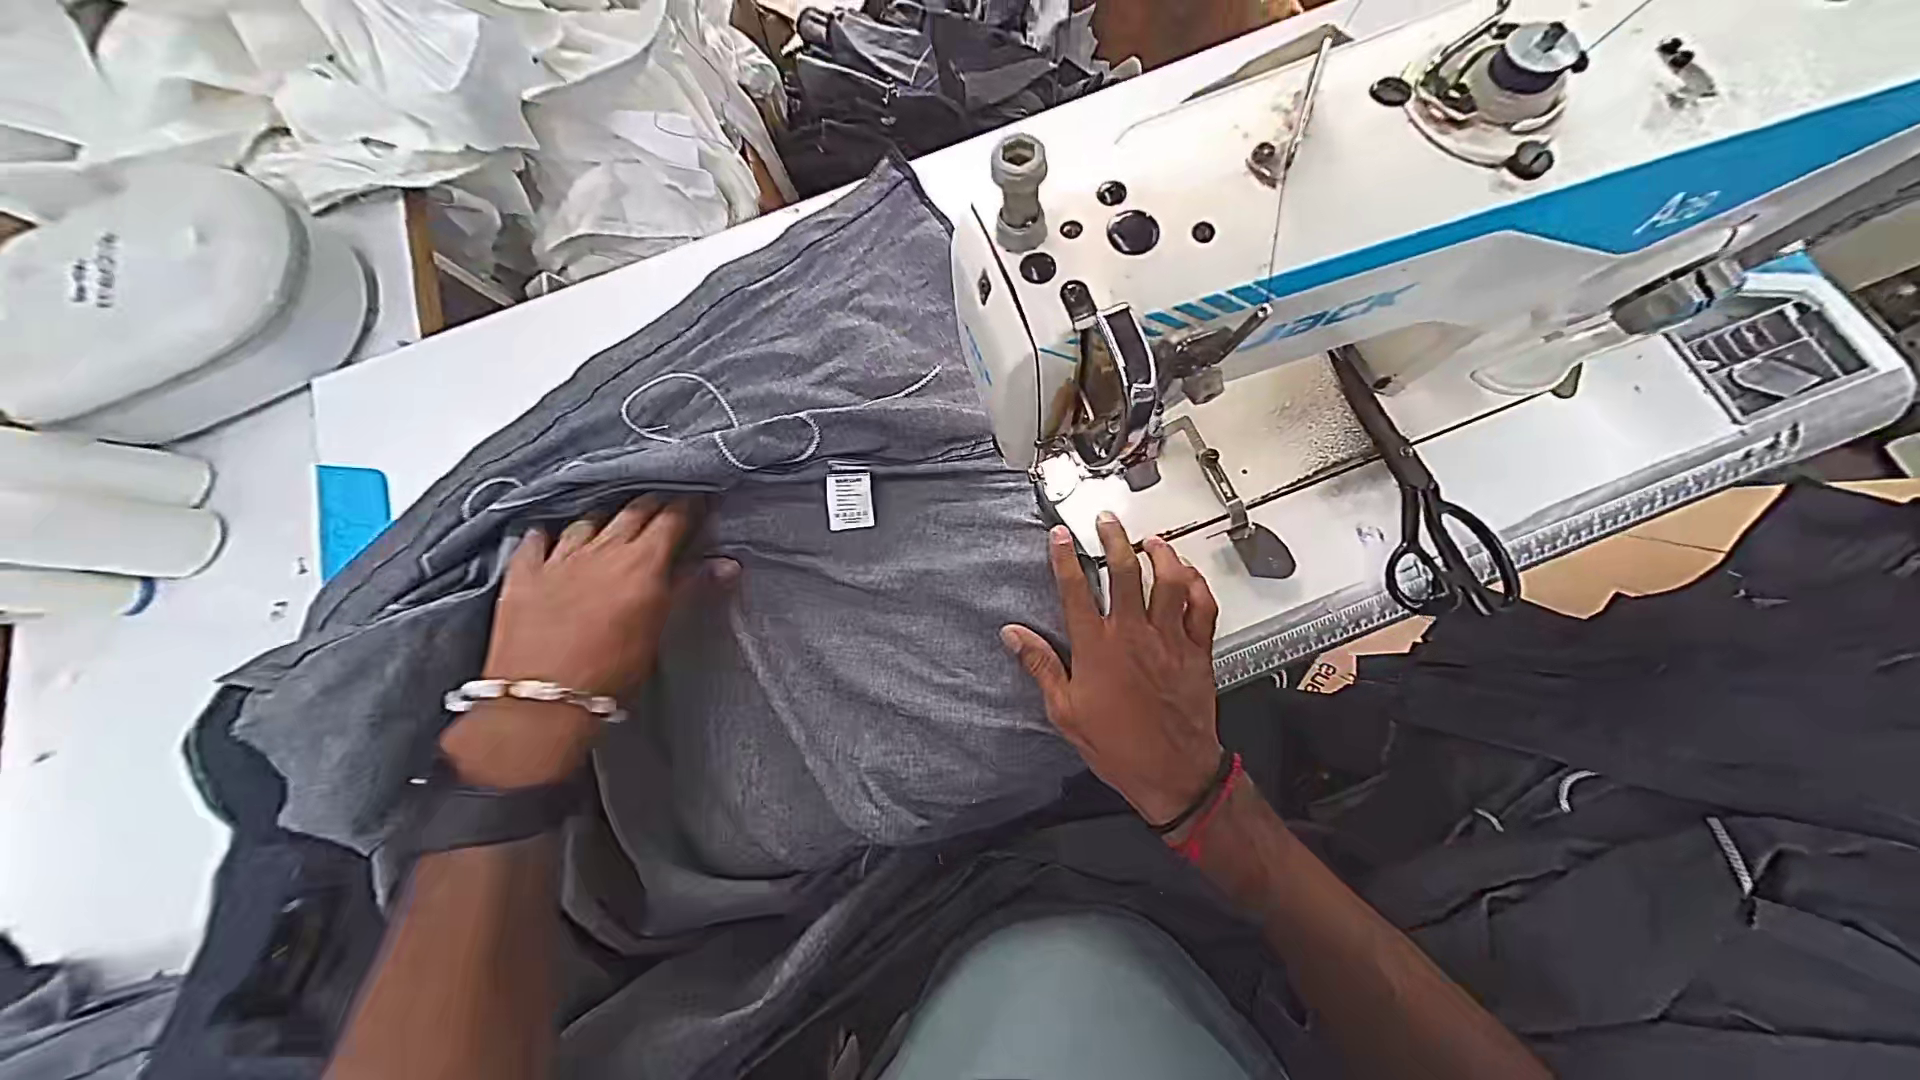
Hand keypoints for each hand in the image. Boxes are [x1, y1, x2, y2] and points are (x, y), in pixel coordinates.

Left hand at [442, 495, 737, 787]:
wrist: (545, 698)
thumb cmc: (615, 667)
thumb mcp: (661, 625)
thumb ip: (691, 586)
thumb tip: (728, 564)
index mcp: (643, 561)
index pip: (672, 519)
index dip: (689, 505)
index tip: (700, 498)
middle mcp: (603, 549)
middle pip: (634, 510)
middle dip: (654, 501)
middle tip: (668, 500)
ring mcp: (559, 557)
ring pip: (589, 518)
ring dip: (608, 513)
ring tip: (617, 513)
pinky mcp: (524, 573)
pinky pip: (537, 539)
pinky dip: (549, 531)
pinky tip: (552, 532)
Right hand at [1001, 513, 1222, 825]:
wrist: (1173, 772)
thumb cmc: (1119, 745)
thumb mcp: (1065, 710)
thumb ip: (1041, 665)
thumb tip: (1014, 636)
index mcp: (1097, 648)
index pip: (1075, 589)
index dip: (1065, 557)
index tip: (1061, 536)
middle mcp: (1133, 635)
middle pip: (1123, 572)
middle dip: (1113, 539)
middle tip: (1107, 523)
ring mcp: (1168, 640)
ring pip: (1168, 581)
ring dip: (1160, 554)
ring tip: (1150, 540)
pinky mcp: (1196, 652)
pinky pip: (1202, 608)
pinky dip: (1197, 585)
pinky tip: (1188, 574)